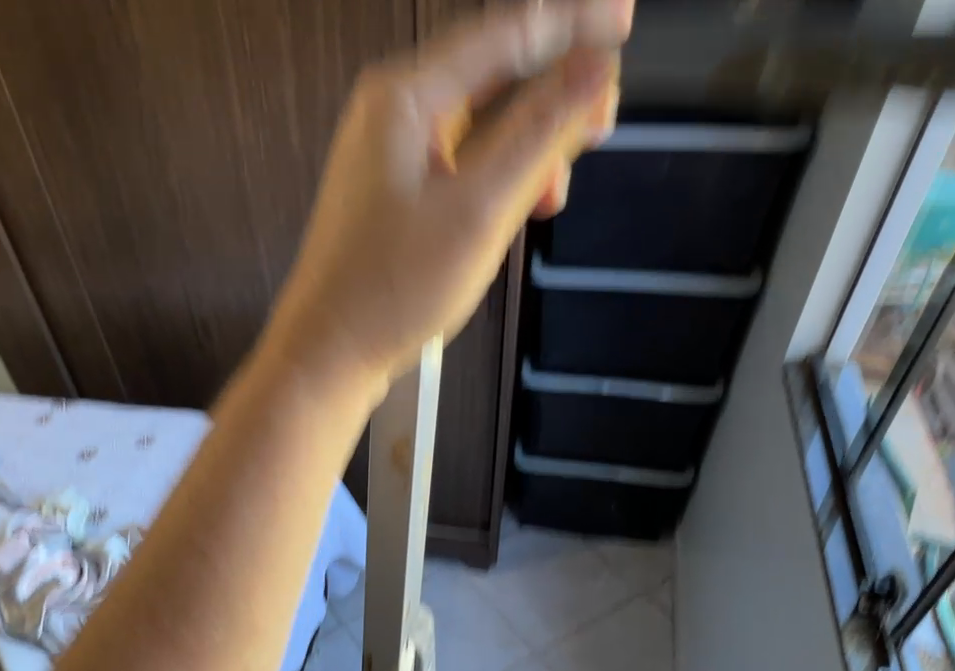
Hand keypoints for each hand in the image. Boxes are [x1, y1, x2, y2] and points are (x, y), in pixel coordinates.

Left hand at [262, 0, 632, 395]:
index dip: (573, 24)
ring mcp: (392, 154)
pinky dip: (499, 179)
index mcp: (406, 98)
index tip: (623, 20)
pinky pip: (463, 163)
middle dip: (554, 98)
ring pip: (484, 125)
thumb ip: (543, 131)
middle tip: (599, 125)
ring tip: (554, 192)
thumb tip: (596, 69)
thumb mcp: (482, 208)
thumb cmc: (390, 291)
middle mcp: (394, 114)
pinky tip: (520, 209)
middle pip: (495, 75)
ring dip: (529, 149)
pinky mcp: (397, 192)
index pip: (509, 33)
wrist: (331, 354)